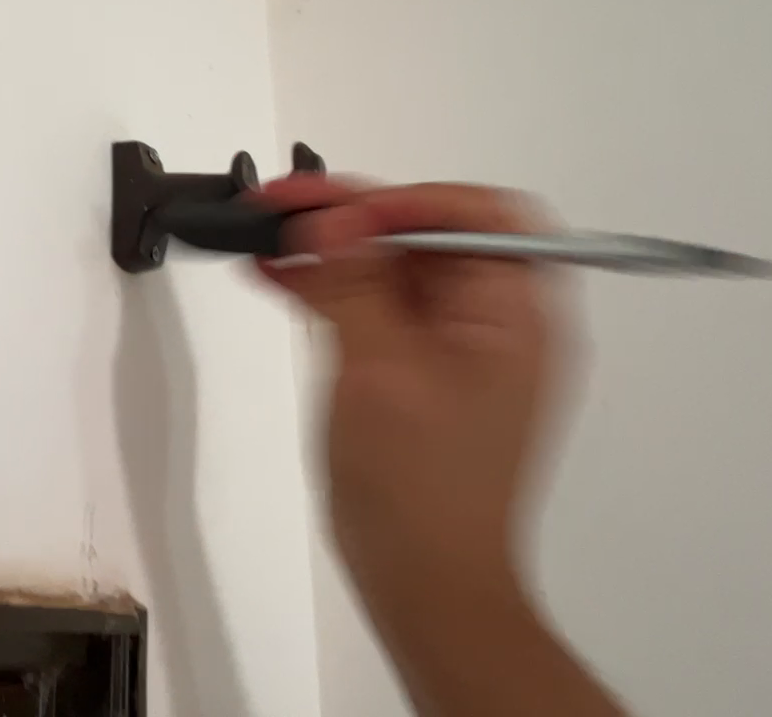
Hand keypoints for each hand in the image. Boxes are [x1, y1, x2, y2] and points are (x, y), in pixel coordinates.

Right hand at [250, 175, 565, 607]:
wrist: (417, 571)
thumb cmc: (419, 484)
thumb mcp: (383, 370)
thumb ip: (355, 285)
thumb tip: (329, 219)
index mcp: (510, 315)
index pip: (476, 215)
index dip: (405, 200)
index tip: (334, 212)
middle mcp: (482, 318)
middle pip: (419, 233)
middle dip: (347, 212)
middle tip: (279, 202)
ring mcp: (440, 341)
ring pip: (380, 262)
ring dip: (321, 242)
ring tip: (261, 230)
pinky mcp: (400, 360)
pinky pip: (359, 298)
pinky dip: (315, 280)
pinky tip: (269, 272)